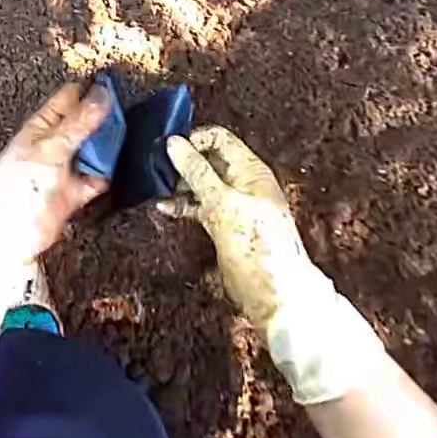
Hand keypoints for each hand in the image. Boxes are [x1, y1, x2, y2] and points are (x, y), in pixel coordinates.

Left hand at [0, 81, 112, 265]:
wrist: (5, 241)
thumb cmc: (13, 192)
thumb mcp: (51, 149)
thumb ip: (78, 124)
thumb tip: (100, 95)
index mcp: (41, 126)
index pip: (70, 98)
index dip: (90, 89)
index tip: (115, 84)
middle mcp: (54, 144)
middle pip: (85, 123)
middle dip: (104, 118)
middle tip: (127, 113)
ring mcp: (64, 169)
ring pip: (93, 150)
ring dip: (108, 146)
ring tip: (128, 138)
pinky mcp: (72, 193)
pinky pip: (95, 177)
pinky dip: (106, 173)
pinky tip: (117, 168)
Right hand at [166, 127, 389, 405]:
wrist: (278, 299)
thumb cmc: (260, 249)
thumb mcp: (223, 205)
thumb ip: (197, 173)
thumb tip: (174, 143)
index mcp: (250, 170)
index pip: (218, 138)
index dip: (194, 140)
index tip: (170, 151)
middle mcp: (242, 183)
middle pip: (208, 159)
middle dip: (183, 161)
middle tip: (159, 168)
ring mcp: (233, 205)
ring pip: (202, 183)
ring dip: (180, 184)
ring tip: (158, 186)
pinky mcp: (225, 226)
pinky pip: (200, 206)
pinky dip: (183, 205)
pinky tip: (165, 207)